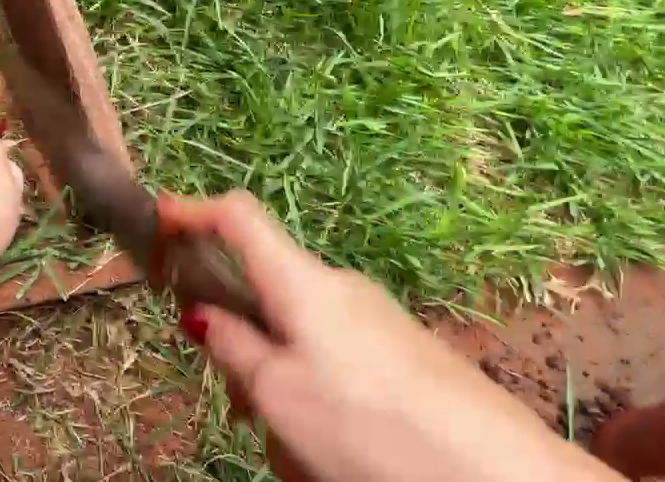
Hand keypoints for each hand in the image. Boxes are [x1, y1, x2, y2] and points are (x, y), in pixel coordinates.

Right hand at [163, 192, 623, 481]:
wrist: (508, 478)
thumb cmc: (373, 427)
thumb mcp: (280, 395)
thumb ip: (234, 347)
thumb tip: (200, 313)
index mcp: (300, 280)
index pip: (237, 215)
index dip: (191, 209)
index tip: (156, 220)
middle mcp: (338, 286)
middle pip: (265, 287)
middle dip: (239, 334)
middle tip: (234, 399)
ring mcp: (377, 319)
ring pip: (299, 332)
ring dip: (278, 376)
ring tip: (288, 446)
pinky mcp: (405, 353)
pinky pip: (336, 355)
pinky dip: (314, 387)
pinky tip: (330, 447)